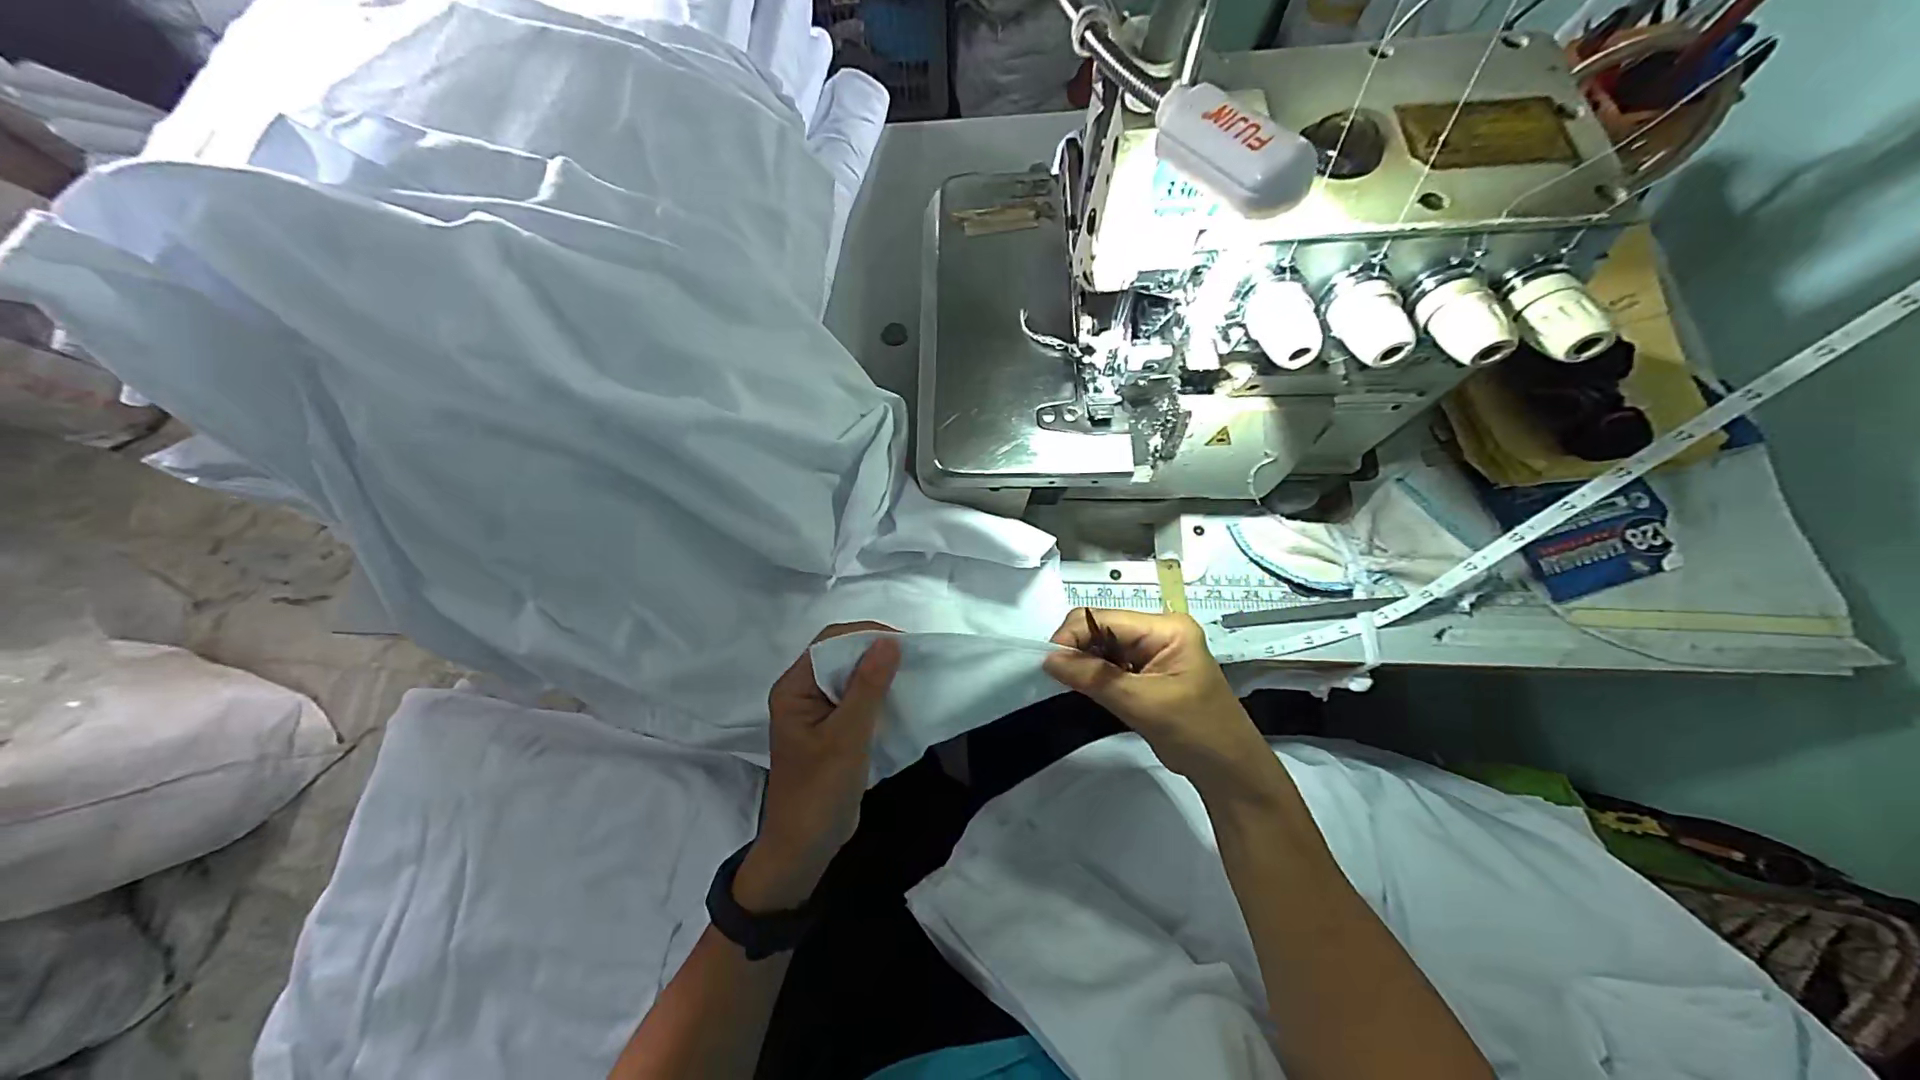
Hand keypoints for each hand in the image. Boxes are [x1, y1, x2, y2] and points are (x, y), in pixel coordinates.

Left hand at [737, 622, 900, 911]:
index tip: (905, 645)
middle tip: (913, 659)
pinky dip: (877, 694)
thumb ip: (867, 687)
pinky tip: (899, 698)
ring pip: (849, 676)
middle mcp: (801, 693)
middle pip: (839, 655)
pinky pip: (855, 698)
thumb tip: (889, 641)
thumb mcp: (847, 738)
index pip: (829, 643)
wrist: (804, 848)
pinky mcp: (831, 728)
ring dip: (878, 673)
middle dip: (875, 652)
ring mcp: (816, 711)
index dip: (866, 636)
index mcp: (793, 688)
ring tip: (912, 674)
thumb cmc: (819, 792)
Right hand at [1043, 608, 1283, 800]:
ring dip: (1086, 665)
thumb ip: (1094, 678)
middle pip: (1102, 629)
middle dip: (1078, 650)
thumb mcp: (1141, 703)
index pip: (1105, 618)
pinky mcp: (1146, 672)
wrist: (1228, 770)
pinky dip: (1096, 676)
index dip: (1073, 636)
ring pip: (1103, 647)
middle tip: (1060, 678)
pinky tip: (1089, 691)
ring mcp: (1153, 652)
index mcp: (1166, 628)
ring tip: (1075, 687)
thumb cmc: (1195, 732)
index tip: (1050, 664)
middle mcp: (1158, 632)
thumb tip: (1049, 659)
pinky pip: (1110, 664)